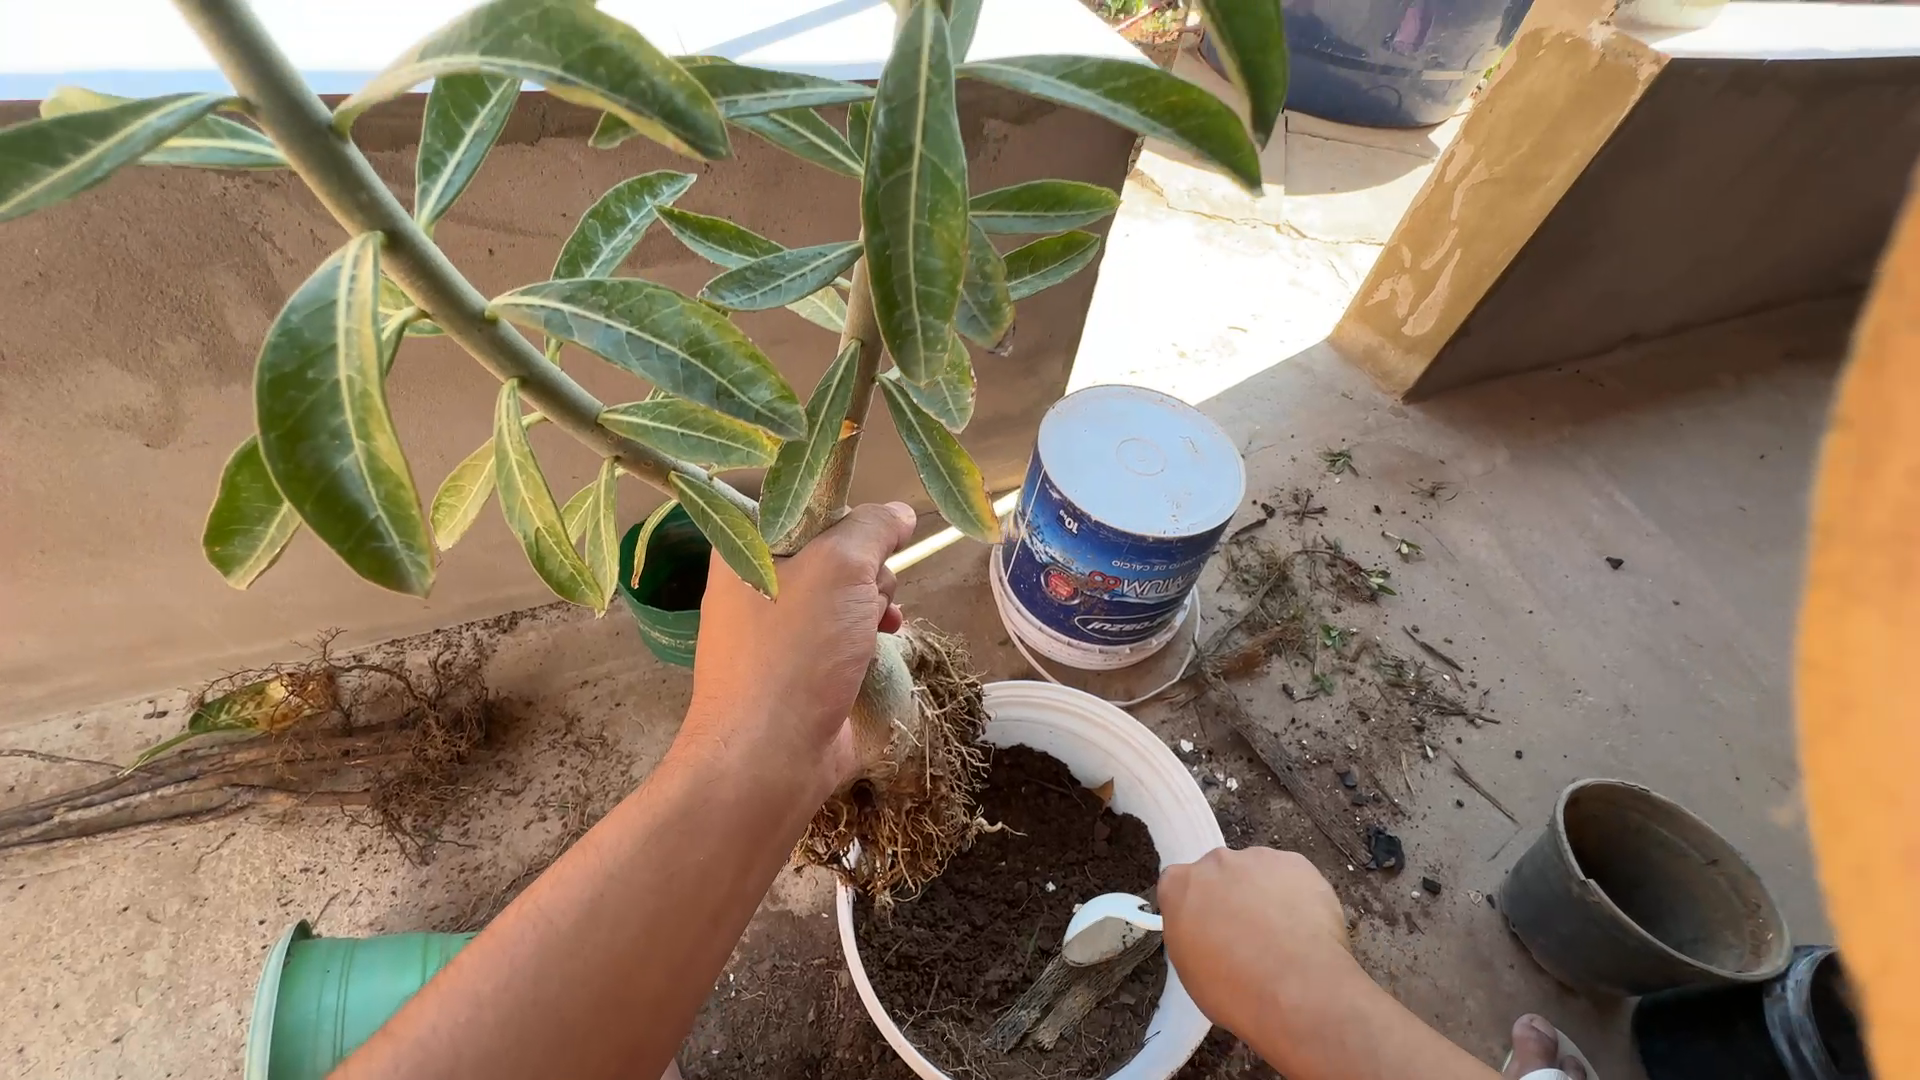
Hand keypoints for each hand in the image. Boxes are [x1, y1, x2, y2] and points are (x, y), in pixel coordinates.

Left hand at [682, 502, 915, 795]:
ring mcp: (778, 625)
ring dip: (873, 599)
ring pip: (844, 588)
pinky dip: (867, 629)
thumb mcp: (840, 567)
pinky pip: (843, 626)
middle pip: (832, 546)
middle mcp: (757, 580)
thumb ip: (874, 527)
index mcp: (746, 546)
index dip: (846, 512)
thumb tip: (900, 513)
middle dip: (867, 566)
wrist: (768, 757)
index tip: (872, 533)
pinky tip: (883, 641)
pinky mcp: (800, 661)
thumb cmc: (795, 650)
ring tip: (878, 623)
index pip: (804, 502)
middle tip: (869, 591)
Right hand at [1159, 848, 1350, 1037]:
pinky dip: (1298, 896)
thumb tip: (1206, 932)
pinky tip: (1307, 929)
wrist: (1301, 993)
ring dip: (1265, 896)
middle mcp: (1214, 862)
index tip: (1212, 932)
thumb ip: (1190, 935)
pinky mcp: (1296, 863)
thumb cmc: (1237, 992)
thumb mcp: (1192, 972)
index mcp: (1179, 885)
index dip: (1198, 910)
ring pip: (1257, 873)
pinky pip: (1292, 876)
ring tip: (1285, 938)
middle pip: (1220, 874)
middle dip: (1232, 898)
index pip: (1181, 887)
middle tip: (1250, 937)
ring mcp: (1256, 859)